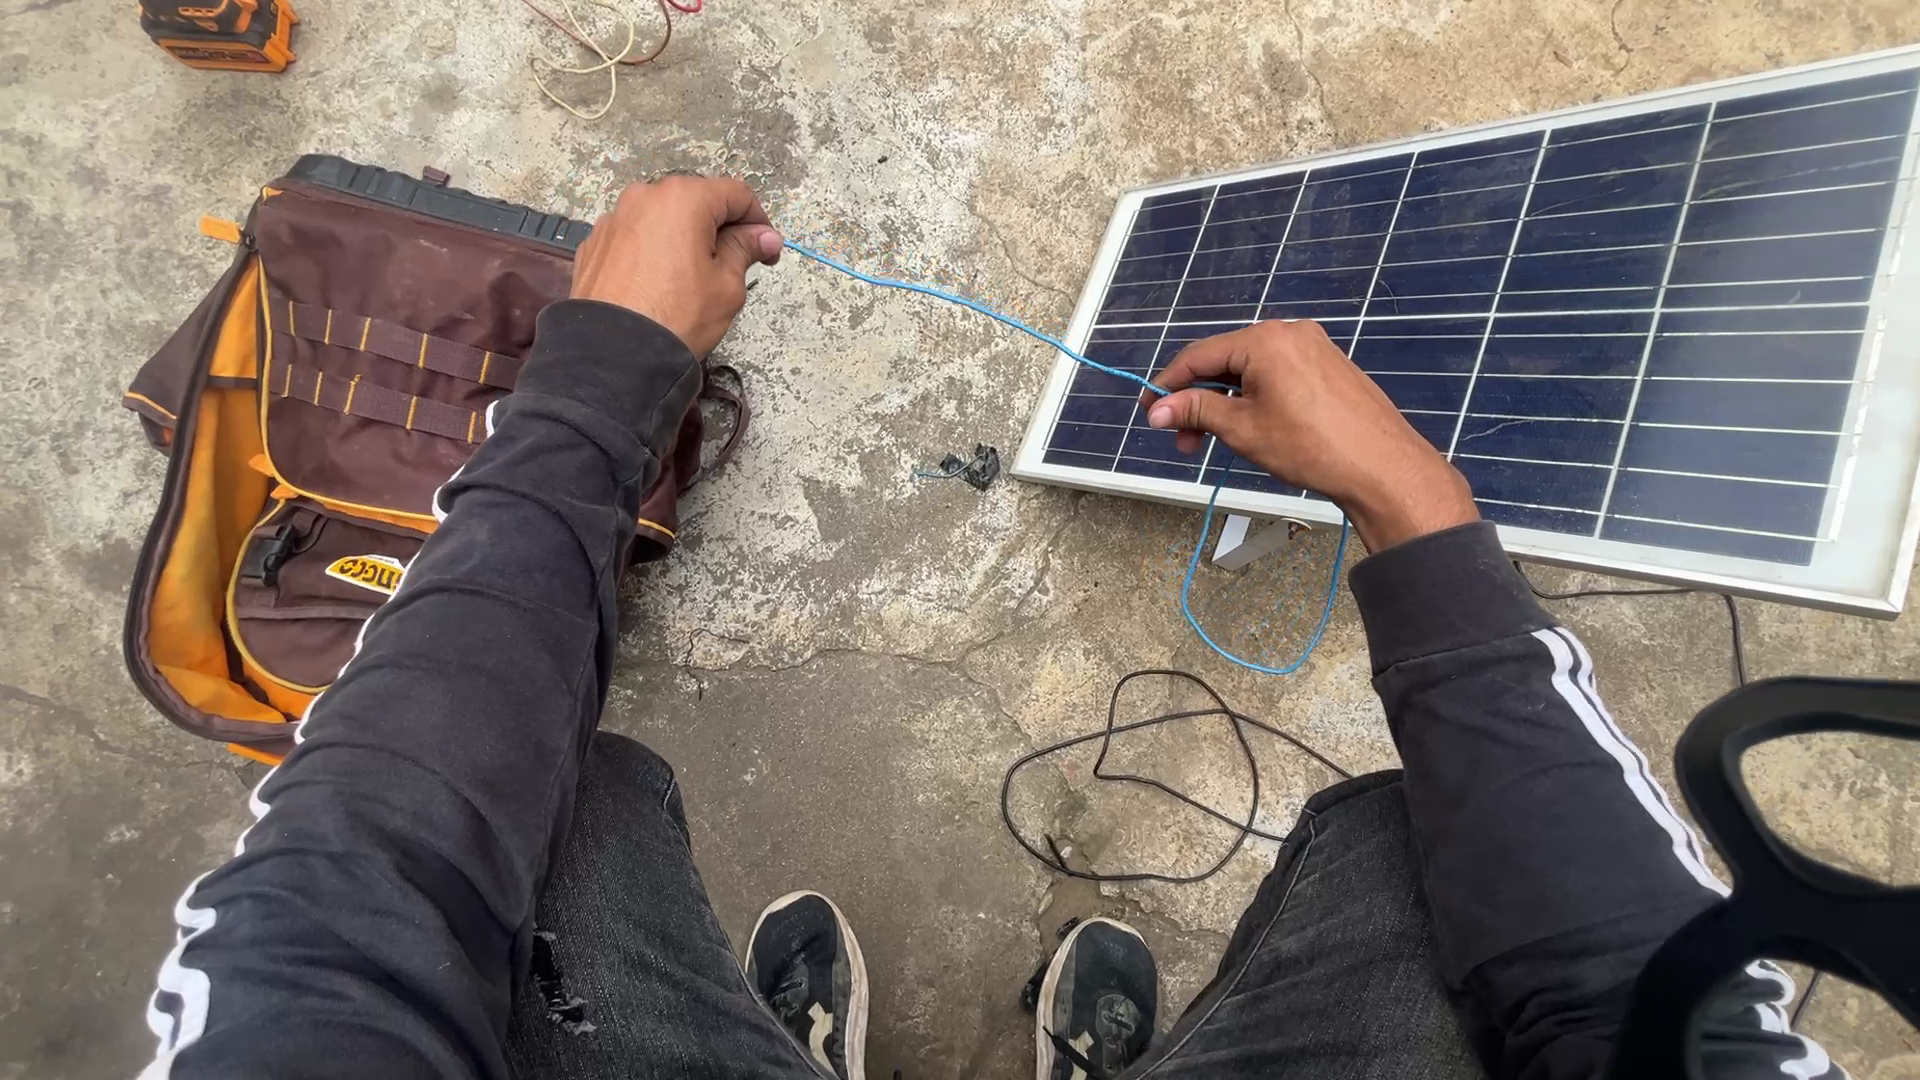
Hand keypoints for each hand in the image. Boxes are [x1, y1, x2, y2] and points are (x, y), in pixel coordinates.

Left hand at [570, 176, 783, 355]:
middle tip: (739, 264)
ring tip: (697, 279)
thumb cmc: (677, 316)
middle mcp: (644, 196)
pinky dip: (657, 251)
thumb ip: (746, 251)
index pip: (735, 194)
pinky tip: (664, 284)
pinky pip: (638, 238)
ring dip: (688, 239)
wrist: (615, 350)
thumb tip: (765, 237)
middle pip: (697, 202)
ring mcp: (615, 218)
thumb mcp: (727, 286)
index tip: (767, 249)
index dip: (759, 221)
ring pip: (665, 219)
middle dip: (723, 229)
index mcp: (683, 199)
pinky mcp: (597, 243)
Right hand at [1140, 320, 1479, 552]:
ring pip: (1247, 371)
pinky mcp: (1325, 366)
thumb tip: (1156, 410)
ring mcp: (1311, 348)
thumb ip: (1195, 411)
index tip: (1149, 411)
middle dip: (1195, 400)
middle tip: (1181, 439)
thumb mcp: (1241, 428)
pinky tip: (1243, 428)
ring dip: (1221, 404)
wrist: (1381, 466)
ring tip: (1209, 442)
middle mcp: (1288, 333)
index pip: (1199, 355)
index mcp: (1264, 340)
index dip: (1167, 384)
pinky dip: (1249, 400)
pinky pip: (1272, 375)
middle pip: (1223, 361)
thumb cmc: (1307, 445)